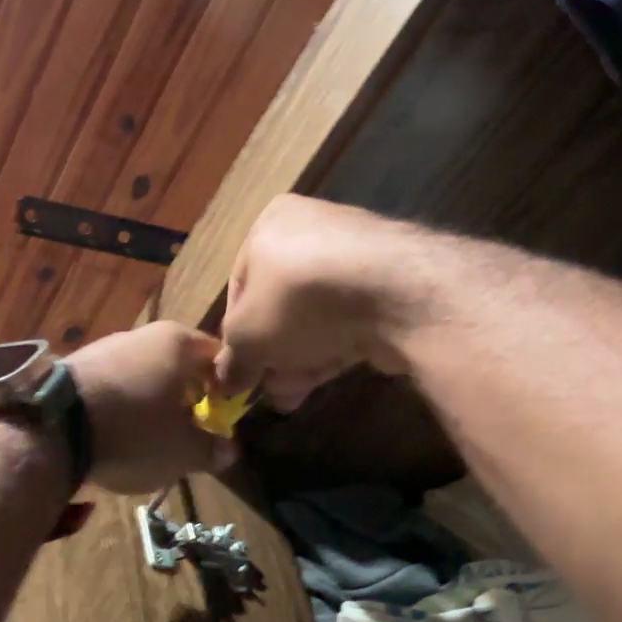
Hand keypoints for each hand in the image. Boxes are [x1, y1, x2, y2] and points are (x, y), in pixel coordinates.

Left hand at [65, 321, 232, 493]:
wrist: (52, 428)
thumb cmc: (134, 432)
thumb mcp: (183, 451)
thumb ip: (212, 449)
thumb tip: (228, 449)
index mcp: (180, 342)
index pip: (220, 359)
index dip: (227, 391)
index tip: (223, 421)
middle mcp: (145, 334)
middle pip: (180, 365)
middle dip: (188, 398)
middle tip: (190, 433)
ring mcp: (107, 345)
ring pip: (146, 375)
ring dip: (154, 402)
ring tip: (150, 439)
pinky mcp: (77, 365)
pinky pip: (115, 384)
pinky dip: (123, 405)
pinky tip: (116, 434)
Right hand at [216, 195, 425, 411]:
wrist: (396, 294)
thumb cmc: (300, 300)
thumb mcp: (248, 336)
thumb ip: (233, 361)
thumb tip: (225, 384)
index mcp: (271, 223)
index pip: (241, 285)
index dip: (237, 335)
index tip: (241, 372)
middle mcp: (314, 228)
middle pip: (280, 304)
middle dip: (273, 355)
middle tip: (270, 392)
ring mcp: (357, 255)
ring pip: (315, 317)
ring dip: (299, 360)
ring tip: (292, 398)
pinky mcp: (391, 285)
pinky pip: (350, 319)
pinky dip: (334, 347)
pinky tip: (325, 378)